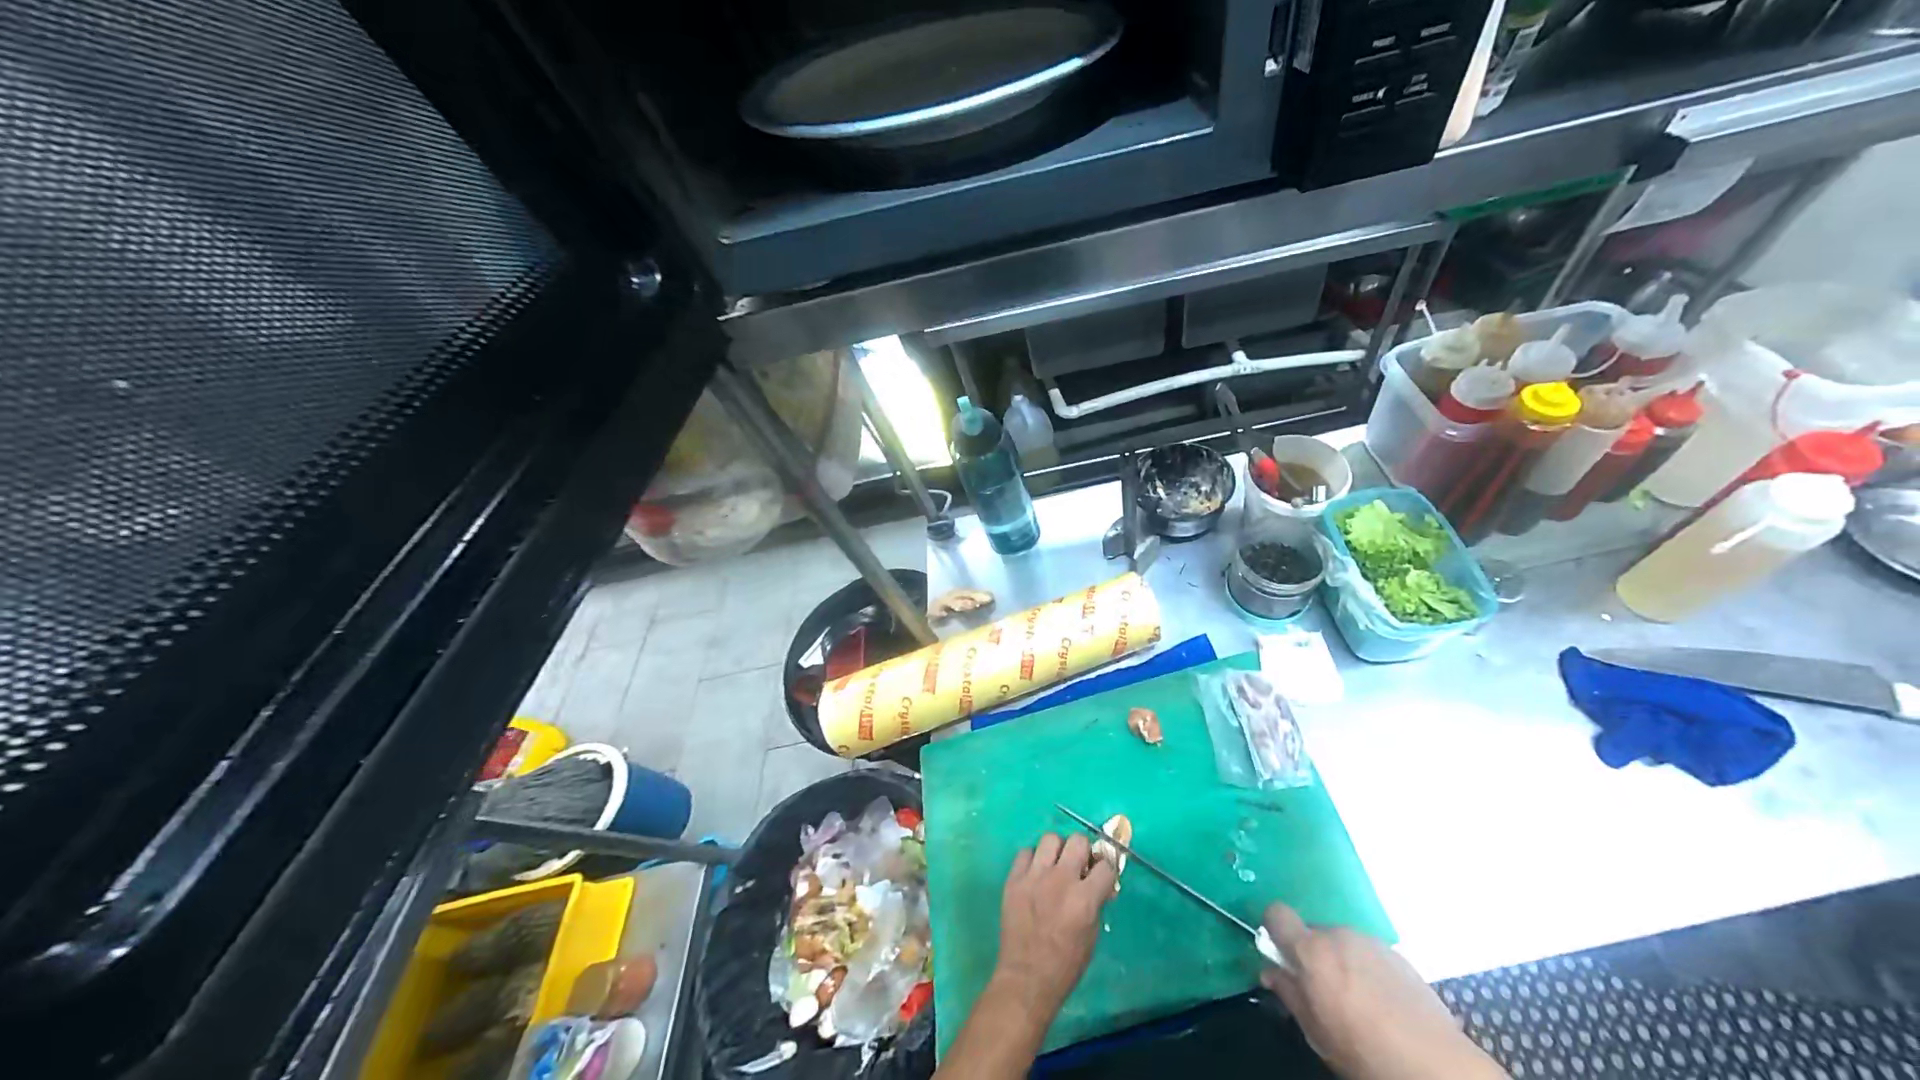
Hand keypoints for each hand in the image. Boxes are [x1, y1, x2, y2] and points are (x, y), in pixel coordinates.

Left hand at [991, 833, 1117, 1012]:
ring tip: (1056, 865)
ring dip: (1058, 850)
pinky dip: (1033, 859)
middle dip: (1083, 851)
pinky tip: (1035, 874)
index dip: (1106, 869)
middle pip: (1078, 840)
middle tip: (1079, 865)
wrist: (1027, 977)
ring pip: (1050, 838)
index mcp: (1084, 898)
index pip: (1106, 864)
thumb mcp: (1091, 935)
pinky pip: (1025, 852)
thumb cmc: (1066, 964)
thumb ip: (1097, 903)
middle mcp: (1060, 880)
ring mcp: (1034, 876)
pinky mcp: (1014, 879)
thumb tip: (1103, 884)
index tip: (1102, 874)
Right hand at [1260, 903, 1506, 1079]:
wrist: (1437, 1066)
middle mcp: (1339, 935)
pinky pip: (1368, 953)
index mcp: (1312, 950)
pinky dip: (1366, 969)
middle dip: (1311, 953)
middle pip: (1313, 931)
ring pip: (1342, 942)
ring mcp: (1371, 942)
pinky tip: (1382, 1004)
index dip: (1274, 930)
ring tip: (1357, 1001)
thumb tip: (1270, 971)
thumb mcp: (1315, 1031)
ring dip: (1340, 961)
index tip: (1281, 956)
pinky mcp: (1399, 956)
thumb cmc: (1365, 1051)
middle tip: (1322, 991)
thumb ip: (1288, 993)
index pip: (1277, 913)